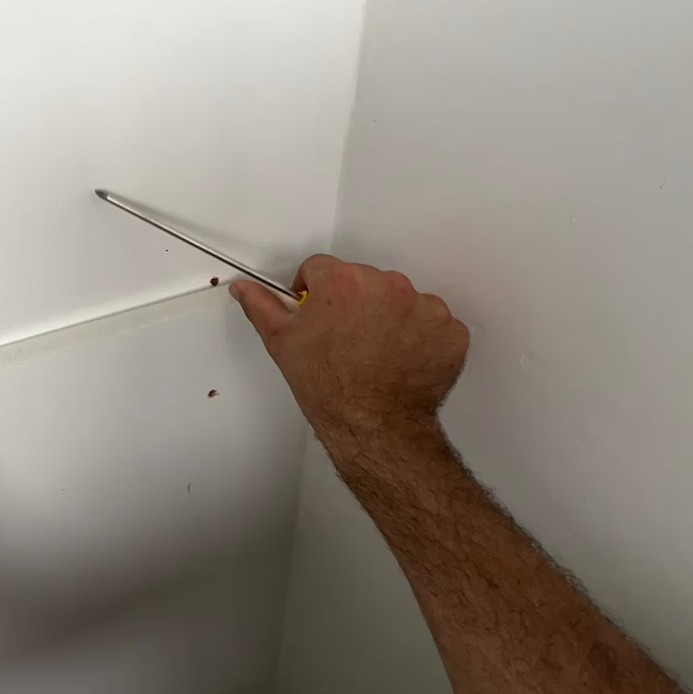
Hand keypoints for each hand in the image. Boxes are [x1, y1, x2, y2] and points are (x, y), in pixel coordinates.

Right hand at [231, 254, 468, 447]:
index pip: (320, 268)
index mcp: (342, 281)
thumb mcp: (282, 342)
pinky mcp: (448, 329)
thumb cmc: (329, 386)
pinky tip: (397, 358)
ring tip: (372, 351)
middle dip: (351, 302)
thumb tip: (244, 288)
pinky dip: (416, 336)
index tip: (315, 313)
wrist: (373, 425)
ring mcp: (422, 306)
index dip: (312, 291)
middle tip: (342, 338)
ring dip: (385, 316)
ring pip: (396, 299)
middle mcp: (386, 285)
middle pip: (361, 280)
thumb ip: (262, 306)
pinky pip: (428, 321)